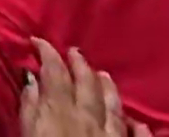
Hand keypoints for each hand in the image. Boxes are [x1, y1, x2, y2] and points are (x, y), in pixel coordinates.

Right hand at [20, 39, 149, 136]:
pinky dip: (139, 130)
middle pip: (86, 85)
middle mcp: (88, 119)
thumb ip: (30, 106)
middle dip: (80, 64)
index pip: (55, 71)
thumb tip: (30, 78)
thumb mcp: (29, 133)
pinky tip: (139, 123)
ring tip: (104, 75)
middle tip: (74, 51)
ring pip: (113, 108)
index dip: (46, 51)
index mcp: (60, 110)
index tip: (36, 41)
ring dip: (108, 89)